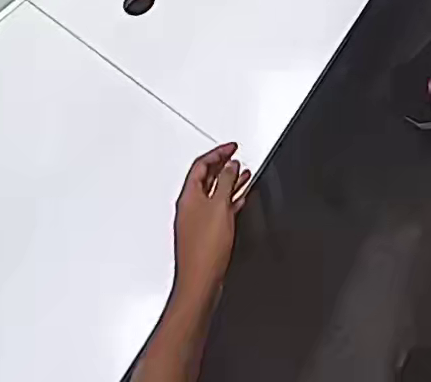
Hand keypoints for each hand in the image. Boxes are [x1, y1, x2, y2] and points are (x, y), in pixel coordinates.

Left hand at [172, 142, 251, 301]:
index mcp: (189, 197)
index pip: (201, 164)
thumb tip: (230, 165)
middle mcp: (190, 207)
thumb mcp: (220, 206)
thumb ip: (226, 181)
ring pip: (213, 192)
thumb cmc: (205, 250)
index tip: (232, 147)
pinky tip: (238, 198)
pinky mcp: (205, 233)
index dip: (218, 152)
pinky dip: (229, 198)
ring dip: (227, 181)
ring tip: (241, 173)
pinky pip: (217, 207)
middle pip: (205, 177)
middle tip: (235, 156)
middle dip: (222, 164)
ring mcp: (196, 220)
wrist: (200, 283)